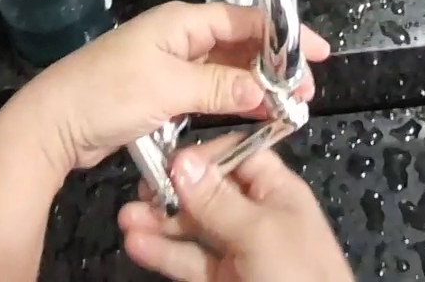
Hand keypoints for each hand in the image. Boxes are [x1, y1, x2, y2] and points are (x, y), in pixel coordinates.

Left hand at [1, 2, 331, 173]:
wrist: (55, 121)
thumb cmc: (107, 92)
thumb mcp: (168, 87)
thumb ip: (220, 86)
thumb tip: (263, 90)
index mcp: (182, 22)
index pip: (244, 20)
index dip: (282, 34)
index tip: (315, 52)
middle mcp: (180, 36)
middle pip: (239, 43)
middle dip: (273, 63)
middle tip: (304, 89)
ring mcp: (171, 64)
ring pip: (226, 68)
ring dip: (255, 83)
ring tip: (286, 104)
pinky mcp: (164, 90)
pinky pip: (209, 89)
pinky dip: (231, 98)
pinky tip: (251, 113)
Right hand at [118, 134, 351, 281]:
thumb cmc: (297, 277)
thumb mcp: (259, 234)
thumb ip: (218, 200)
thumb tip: (181, 160)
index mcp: (276, 191)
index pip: (235, 155)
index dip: (203, 156)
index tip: (168, 162)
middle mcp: (256, 215)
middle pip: (209, 190)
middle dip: (173, 190)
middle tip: (139, 191)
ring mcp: (239, 251)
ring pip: (194, 227)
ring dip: (161, 222)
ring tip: (127, 219)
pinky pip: (191, 261)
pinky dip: (165, 253)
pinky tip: (138, 245)